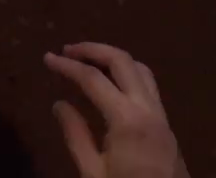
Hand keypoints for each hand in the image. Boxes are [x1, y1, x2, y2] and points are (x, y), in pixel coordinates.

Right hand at [45, 43, 188, 177]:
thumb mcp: (94, 175)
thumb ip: (76, 136)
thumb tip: (59, 104)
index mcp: (127, 120)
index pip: (92, 78)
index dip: (67, 65)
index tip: (47, 58)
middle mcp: (148, 110)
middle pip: (121, 61)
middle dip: (92, 50)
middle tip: (67, 51)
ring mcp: (162, 118)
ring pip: (140, 69)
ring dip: (113, 59)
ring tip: (89, 62)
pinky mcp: (168, 129)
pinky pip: (149, 87)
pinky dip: (127, 74)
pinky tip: (112, 86)